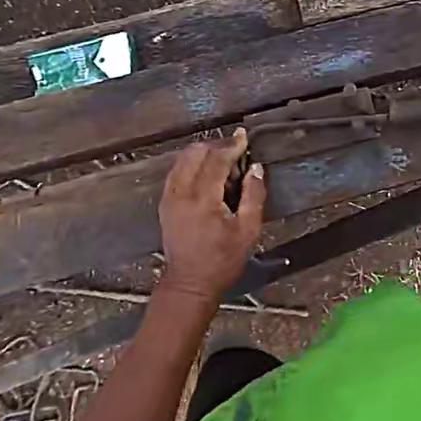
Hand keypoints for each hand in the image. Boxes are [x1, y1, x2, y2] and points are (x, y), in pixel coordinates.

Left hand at [157, 128, 265, 301]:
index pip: (216, 160)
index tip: (243, 137)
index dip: (231, 146)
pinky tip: (205, 173)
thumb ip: (254, 195)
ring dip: (202, 155)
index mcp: (203, 199)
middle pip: (195, 153)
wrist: (190, 283)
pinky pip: (176, 172)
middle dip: (216, 147)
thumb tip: (255, 168)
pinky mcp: (165, 203)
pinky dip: (191, 165)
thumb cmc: (222, 261)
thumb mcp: (248, 231)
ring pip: (182, 160)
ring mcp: (169, 197)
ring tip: (222, 163)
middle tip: (235, 154)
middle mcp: (181, 193)